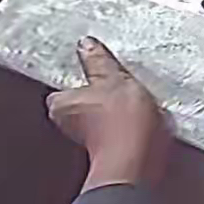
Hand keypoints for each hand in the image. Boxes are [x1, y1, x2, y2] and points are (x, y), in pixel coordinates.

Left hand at [46, 37, 170, 189]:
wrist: (141, 159)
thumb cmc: (120, 123)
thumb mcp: (112, 79)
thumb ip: (98, 61)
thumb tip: (87, 44)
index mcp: (59, 105)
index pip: (64, 86)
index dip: (84, 78)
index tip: (100, 69)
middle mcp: (69, 125)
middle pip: (85, 100)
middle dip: (102, 93)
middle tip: (122, 80)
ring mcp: (91, 139)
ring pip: (102, 114)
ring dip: (118, 107)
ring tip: (137, 98)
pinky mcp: (112, 148)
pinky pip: (119, 127)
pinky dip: (129, 121)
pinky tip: (144, 115)